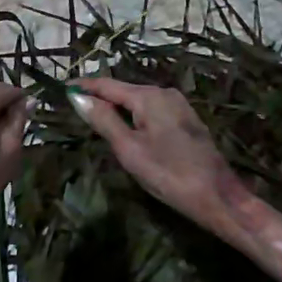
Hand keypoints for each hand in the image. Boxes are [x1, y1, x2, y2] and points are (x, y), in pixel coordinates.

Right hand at [70, 77, 238, 224]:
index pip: (108, 84)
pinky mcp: (186, 121)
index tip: (63, 86)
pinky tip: (125, 126)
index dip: (85, 86)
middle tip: (74, 101)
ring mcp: (178, 106)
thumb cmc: (169, 174)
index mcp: (149, 96)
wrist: (218, 197)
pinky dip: (133, 114)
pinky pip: (151, 111)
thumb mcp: (129, 149)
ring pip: (138, 101)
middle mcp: (165, 93)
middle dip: (100, 95)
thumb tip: (78, 97)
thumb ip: (103, 120)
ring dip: (116, 105)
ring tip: (93, 112)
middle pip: (124, 90)